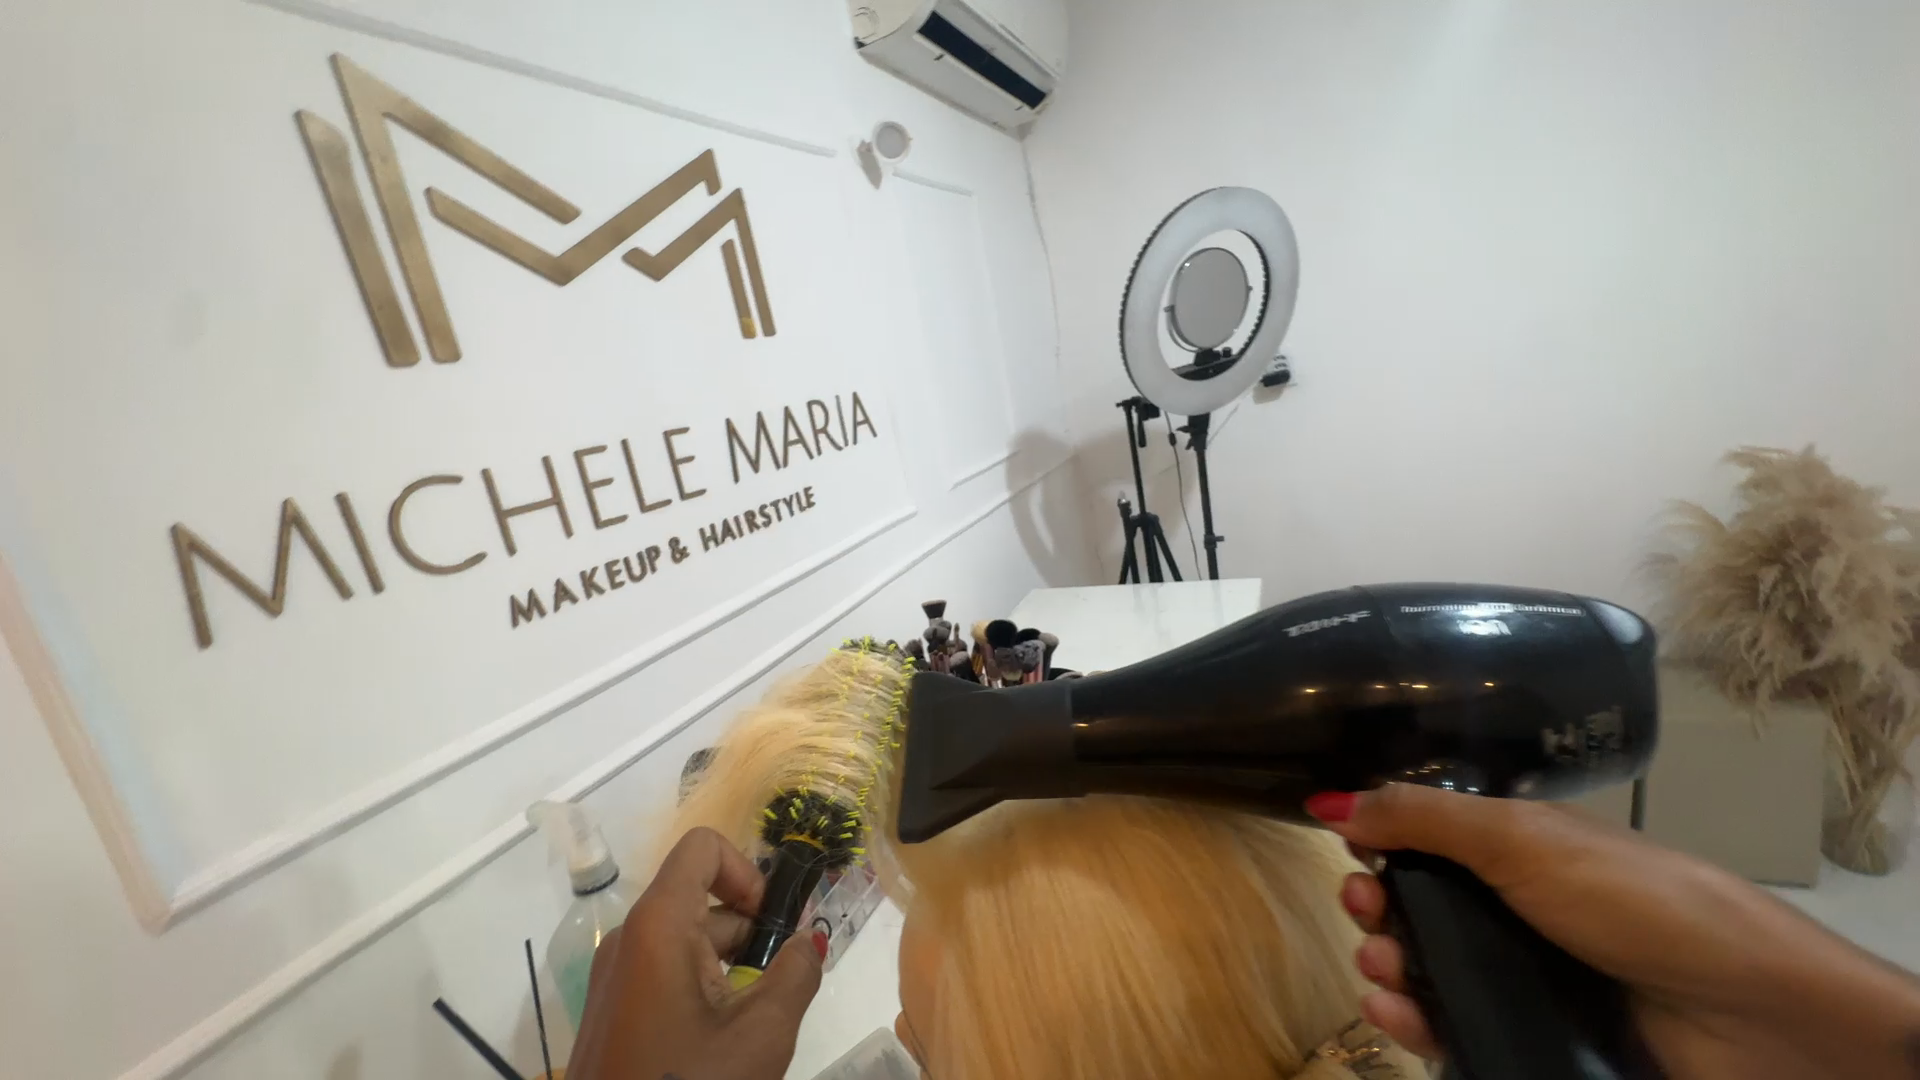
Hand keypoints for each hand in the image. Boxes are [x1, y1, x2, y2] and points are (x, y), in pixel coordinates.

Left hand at [567, 827, 824, 1079]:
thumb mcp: (761, 1034)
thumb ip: (798, 972)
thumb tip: (808, 940)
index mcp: (658, 925)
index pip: (702, 848)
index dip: (746, 869)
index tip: (770, 922)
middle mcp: (630, 938)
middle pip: (702, 894)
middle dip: (750, 926)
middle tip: (781, 976)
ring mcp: (619, 976)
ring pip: (689, 936)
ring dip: (733, 960)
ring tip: (758, 1014)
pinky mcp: (617, 1010)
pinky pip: (670, 969)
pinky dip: (707, 984)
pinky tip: (726, 1035)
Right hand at [1308, 785, 1919, 1079]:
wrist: (1757, 1020)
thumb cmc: (1631, 901)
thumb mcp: (1519, 837)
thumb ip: (1417, 816)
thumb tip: (1323, 801)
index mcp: (1506, 847)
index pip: (1417, 838)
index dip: (1375, 840)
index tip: (1350, 850)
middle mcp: (1505, 906)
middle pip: (1409, 901)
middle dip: (1370, 902)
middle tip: (1364, 909)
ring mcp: (1515, 972)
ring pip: (1419, 963)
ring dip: (1382, 959)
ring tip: (1381, 966)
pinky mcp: (1522, 1033)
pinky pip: (1445, 1021)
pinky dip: (1408, 1016)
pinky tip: (1392, 1010)